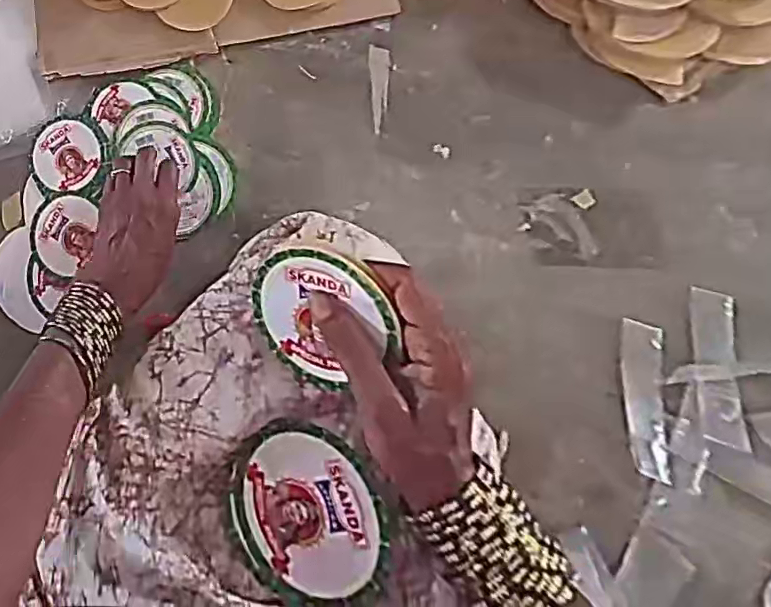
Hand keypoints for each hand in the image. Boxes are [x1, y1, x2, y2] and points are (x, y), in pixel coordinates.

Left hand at [75, 146, 178, 316]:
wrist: (113, 284)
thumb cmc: (144, 272)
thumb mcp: (168, 243)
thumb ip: (168, 217)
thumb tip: (167, 206)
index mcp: (164, 206)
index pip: (169, 168)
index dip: (169, 166)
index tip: (169, 168)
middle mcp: (142, 195)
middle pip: (145, 156)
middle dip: (149, 154)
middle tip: (151, 158)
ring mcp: (120, 196)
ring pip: (124, 162)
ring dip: (130, 163)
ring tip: (133, 168)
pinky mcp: (104, 203)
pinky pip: (110, 178)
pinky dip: (116, 177)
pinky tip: (119, 184)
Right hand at [312, 267, 474, 511]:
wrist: (445, 501)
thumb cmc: (414, 458)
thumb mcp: (377, 404)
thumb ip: (351, 349)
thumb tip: (323, 300)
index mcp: (438, 348)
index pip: (406, 284)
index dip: (371, 270)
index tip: (337, 270)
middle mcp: (446, 345)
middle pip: (406, 293)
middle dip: (365, 285)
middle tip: (329, 288)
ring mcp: (443, 356)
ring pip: (404, 311)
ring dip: (370, 305)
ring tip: (335, 309)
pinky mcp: (434, 368)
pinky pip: (405, 331)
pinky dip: (378, 325)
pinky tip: (355, 338)